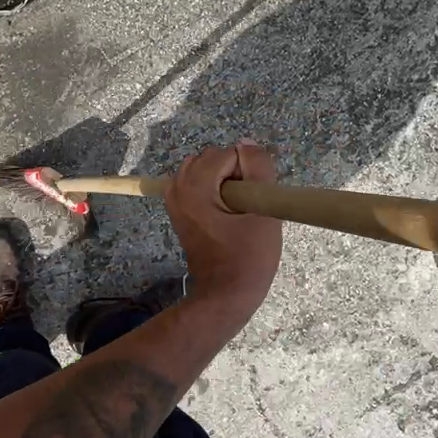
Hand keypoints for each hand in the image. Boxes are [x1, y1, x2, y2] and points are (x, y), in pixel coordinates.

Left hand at [165, 142, 282, 316]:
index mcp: (194, 186)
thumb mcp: (263, 212)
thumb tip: (247, 142)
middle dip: (234, 173)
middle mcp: (177, 187)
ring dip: (224, 181)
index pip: (228, 154)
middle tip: (247, 206)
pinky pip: (197, 182)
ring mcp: (173, 199)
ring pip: (204, 168)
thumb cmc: (248, 258)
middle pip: (212, 158)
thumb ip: (258, 171)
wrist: (225, 295)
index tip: (254, 202)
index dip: (248, 173)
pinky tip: (226, 213)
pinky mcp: (177, 209)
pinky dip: (213, 189)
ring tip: (238, 210)